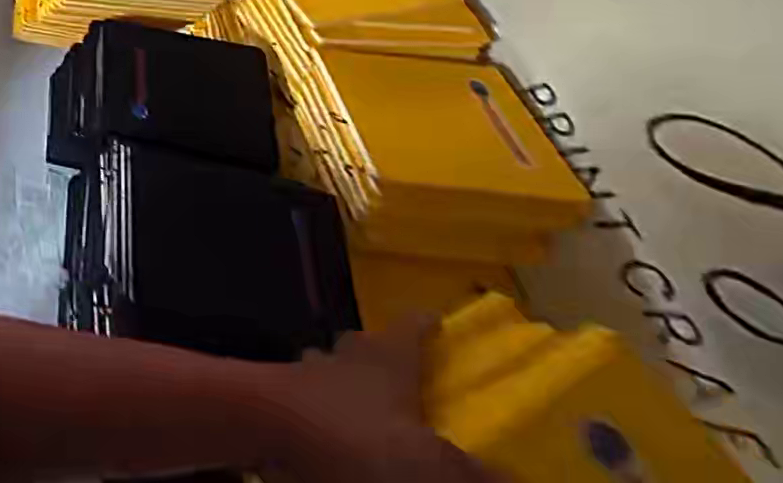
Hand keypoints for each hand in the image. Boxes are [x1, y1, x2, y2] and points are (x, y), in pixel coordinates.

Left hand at [257, 317, 500, 482]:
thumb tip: (521, 477)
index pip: (410, 329)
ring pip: (329, 365)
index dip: (424, 323)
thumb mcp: (426, 464)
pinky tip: (325, 425)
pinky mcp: (280, 395)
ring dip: (345, 377)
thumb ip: (473, 473)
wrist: (262, 425)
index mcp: (384, 361)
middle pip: (365, 344)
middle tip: (399, 365)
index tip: (434, 316)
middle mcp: (344, 357)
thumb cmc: (351, 438)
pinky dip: (318, 404)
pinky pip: (305, 393)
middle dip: (382, 351)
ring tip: (362, 399)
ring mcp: (306, 373)